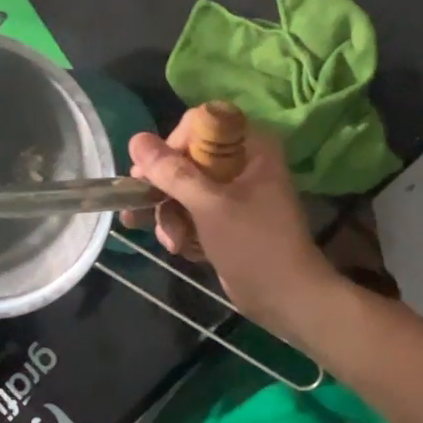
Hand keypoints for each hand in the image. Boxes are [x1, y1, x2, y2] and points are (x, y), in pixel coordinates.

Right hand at [120, 119, 342, 329]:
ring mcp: (235, 190)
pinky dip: (184, 228)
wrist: (286, 297)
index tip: (152, 175)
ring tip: (174, 242)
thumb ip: (172, 172)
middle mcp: (242, 161)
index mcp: (251, 145)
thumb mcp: (209, 206)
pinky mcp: (227, 216)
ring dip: (171, 215)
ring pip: (184, 188)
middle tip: (143, 211)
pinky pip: (193, 210)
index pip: (198, 125)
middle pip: (186, 158)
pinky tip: (183, 249)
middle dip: (165, 191)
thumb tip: (136, 140)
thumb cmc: (253, 244)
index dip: (171, 147)